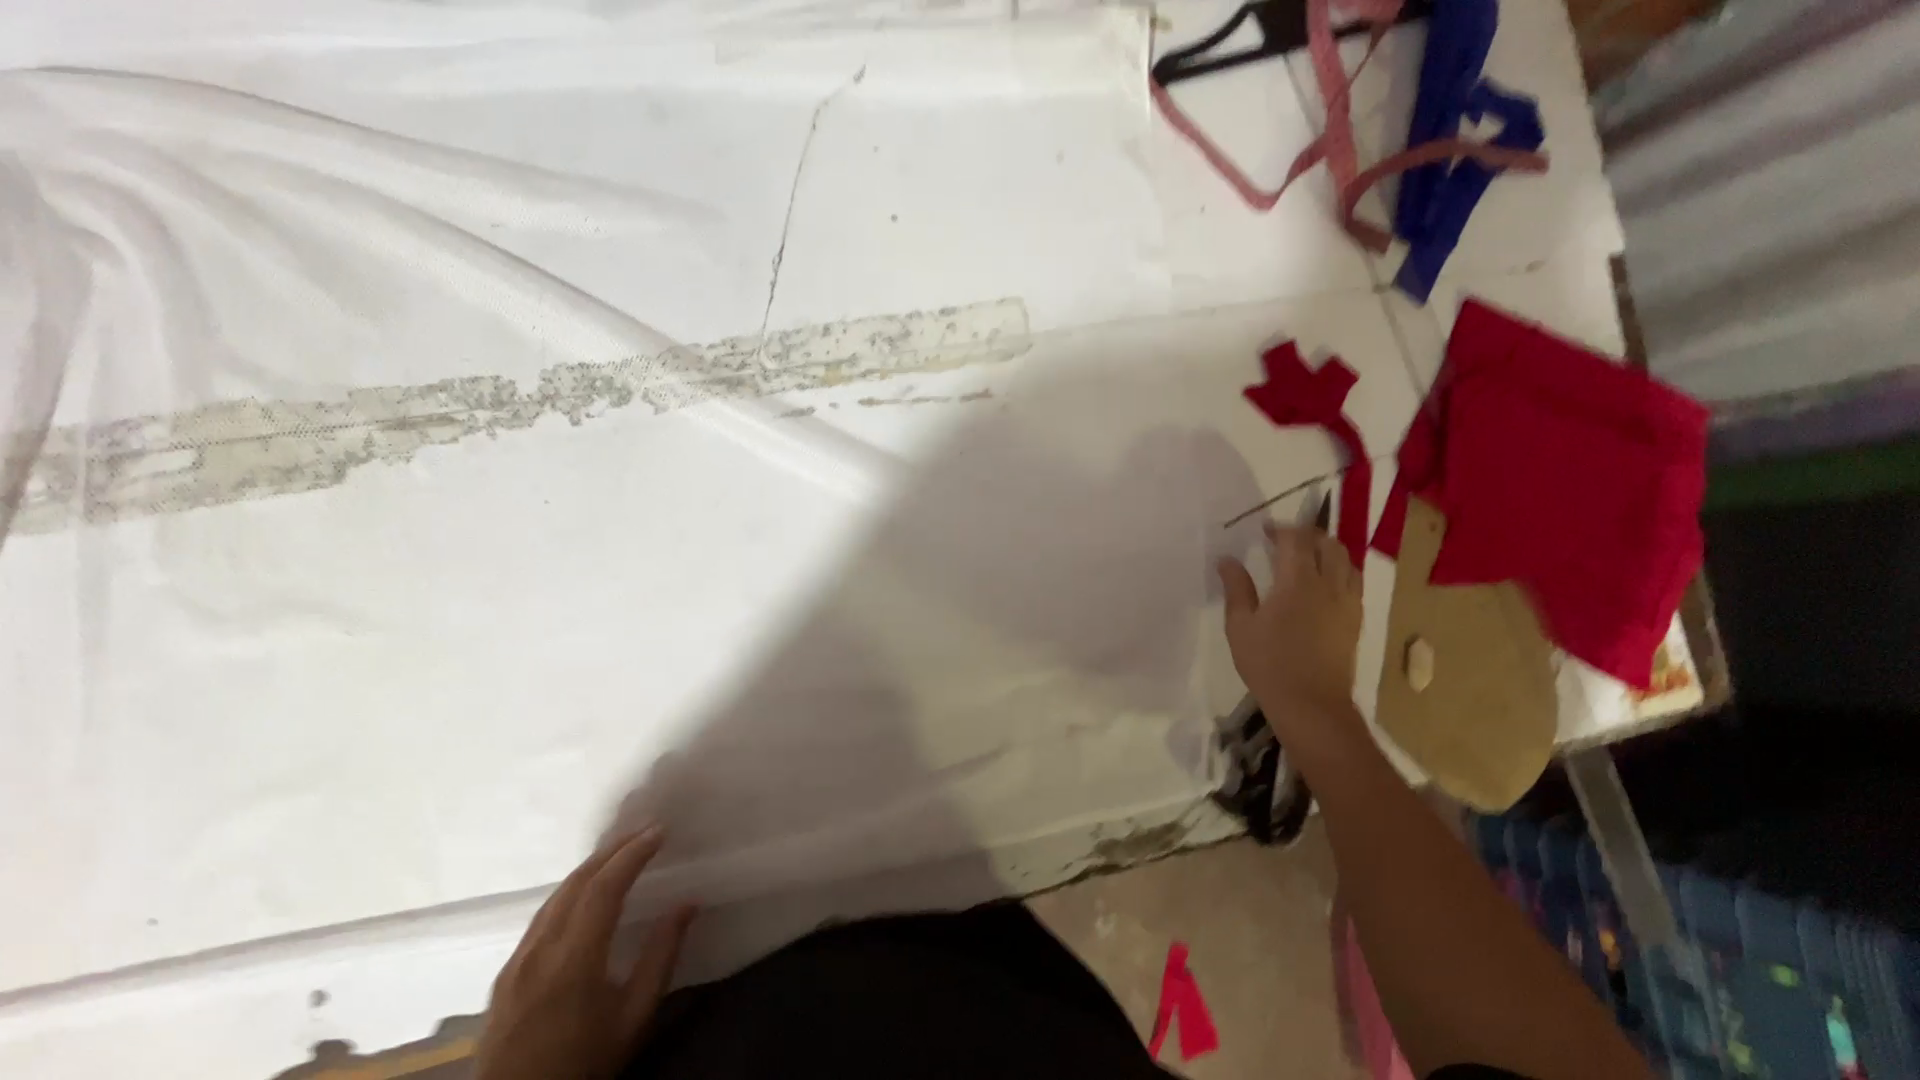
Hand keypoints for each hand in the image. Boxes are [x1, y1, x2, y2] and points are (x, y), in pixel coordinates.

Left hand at [475, 827, 696, 1079]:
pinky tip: (585, 894)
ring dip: (590, 868)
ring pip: (555, 896)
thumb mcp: (634, 1017)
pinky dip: (571, 892)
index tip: (659, 832)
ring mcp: (517, 959)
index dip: (632, 854)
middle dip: (613, 851)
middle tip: (645, 831)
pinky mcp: (506, 972)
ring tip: (622, 852)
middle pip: (576, 883)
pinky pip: (542, 915)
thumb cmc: (584, 1063)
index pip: (603, 888)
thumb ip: (661, 958)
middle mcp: (540, 948)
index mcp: (574, 959)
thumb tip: (687, 905)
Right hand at [1217, 523, 1363, 722]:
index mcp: (1297, 582)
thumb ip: (1236, 588)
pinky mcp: (1356, 618)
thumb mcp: (1240, 626)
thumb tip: (1227, 560)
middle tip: (1285, 540)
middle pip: (1327, 543)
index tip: (1264, 531)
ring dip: (1327, 549)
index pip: (1295, 540)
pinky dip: (1340, 570)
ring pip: (1346, 560)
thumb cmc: (1268, 664)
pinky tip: (1325, 583)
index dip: (1280, 529)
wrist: (1311, 703)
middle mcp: (1328, 584)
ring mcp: (1347, 601)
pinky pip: (1354, 581)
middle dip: (1307, 535)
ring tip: (1308, 557)